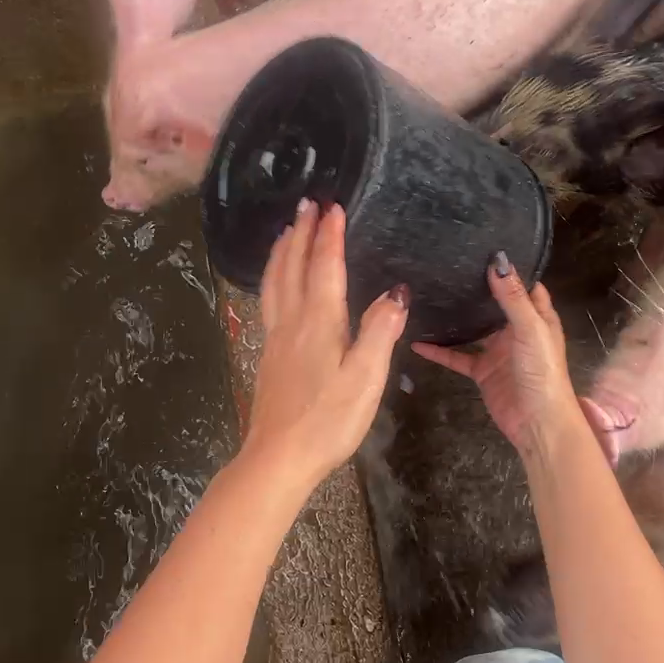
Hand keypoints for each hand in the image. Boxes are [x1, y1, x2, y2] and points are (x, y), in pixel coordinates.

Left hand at [240, 200, 408, 489]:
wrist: (278, 457)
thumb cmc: (328, 421)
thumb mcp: (365, 379)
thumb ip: (379, 333)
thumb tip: (395, 292)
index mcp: (319, 323)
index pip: (324, 268)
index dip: (329, 236)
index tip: (333, 205)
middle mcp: (292, 323)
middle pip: (292, 267)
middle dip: (300, 233)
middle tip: (306, 204)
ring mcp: (275, 339)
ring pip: (274, 283)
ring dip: (281, 252)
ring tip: (285, 232)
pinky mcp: (268, 356)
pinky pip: (268, 301)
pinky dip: (271, 278)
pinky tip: (275, 285)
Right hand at [413, 253, 591, 457]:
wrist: (537, 422)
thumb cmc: (541, 372)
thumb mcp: (530, 329)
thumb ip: (512, 297)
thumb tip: (497, 261)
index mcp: (536, 317)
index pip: (523, 285)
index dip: (508, 268)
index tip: (484, 248)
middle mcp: (517, 331)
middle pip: (495, 304)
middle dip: (476, 288)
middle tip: (447, 267)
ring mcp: (498, 352)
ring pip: (473, 329)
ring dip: (456, 317)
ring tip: (430, 296)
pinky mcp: (482, 372)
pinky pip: (457, 357)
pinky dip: (439, 351)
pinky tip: (417, 342)